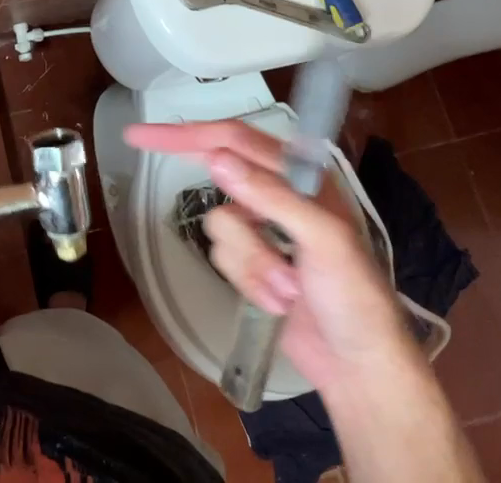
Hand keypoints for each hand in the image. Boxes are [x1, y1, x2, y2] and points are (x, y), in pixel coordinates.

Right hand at [124, 122, 413, 388]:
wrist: (359, 366)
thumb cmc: (356, 297)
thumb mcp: (324, 240)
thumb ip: (271, 196)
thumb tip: (217, 160)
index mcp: (303, 177)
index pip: (236, 140)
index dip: (189, 133)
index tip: (143, 134)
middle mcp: (280, 196)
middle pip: (221, 177)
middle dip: (209, 186)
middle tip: (141, 148)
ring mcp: (264, 232)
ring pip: (220, 225)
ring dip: (249, 259)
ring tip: (287, 285)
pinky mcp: (252, 265)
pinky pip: (224, 258)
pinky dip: (249, 280)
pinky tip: (280, 299)